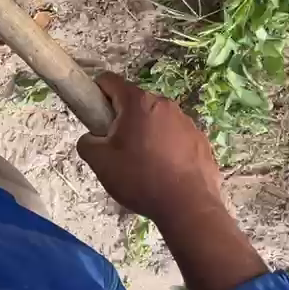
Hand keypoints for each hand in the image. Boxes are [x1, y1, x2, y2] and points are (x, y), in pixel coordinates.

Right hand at [77, 74, 226, 226]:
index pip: (109, 81)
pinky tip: (164, 172)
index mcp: (138, 103)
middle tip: (118, 149)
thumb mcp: (99, 162)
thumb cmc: (141, 179)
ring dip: (146, 134)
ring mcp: (186, 122)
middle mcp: (164, 104)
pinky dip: (167, 148)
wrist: (189, 208)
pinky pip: (175, 136)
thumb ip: (87, 142)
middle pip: (134, 102)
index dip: (96, 94)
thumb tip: (93, 138)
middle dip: (122, 120)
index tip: (94, 115)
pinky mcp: (201, 140)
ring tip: (143, 165)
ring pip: (156, 120)